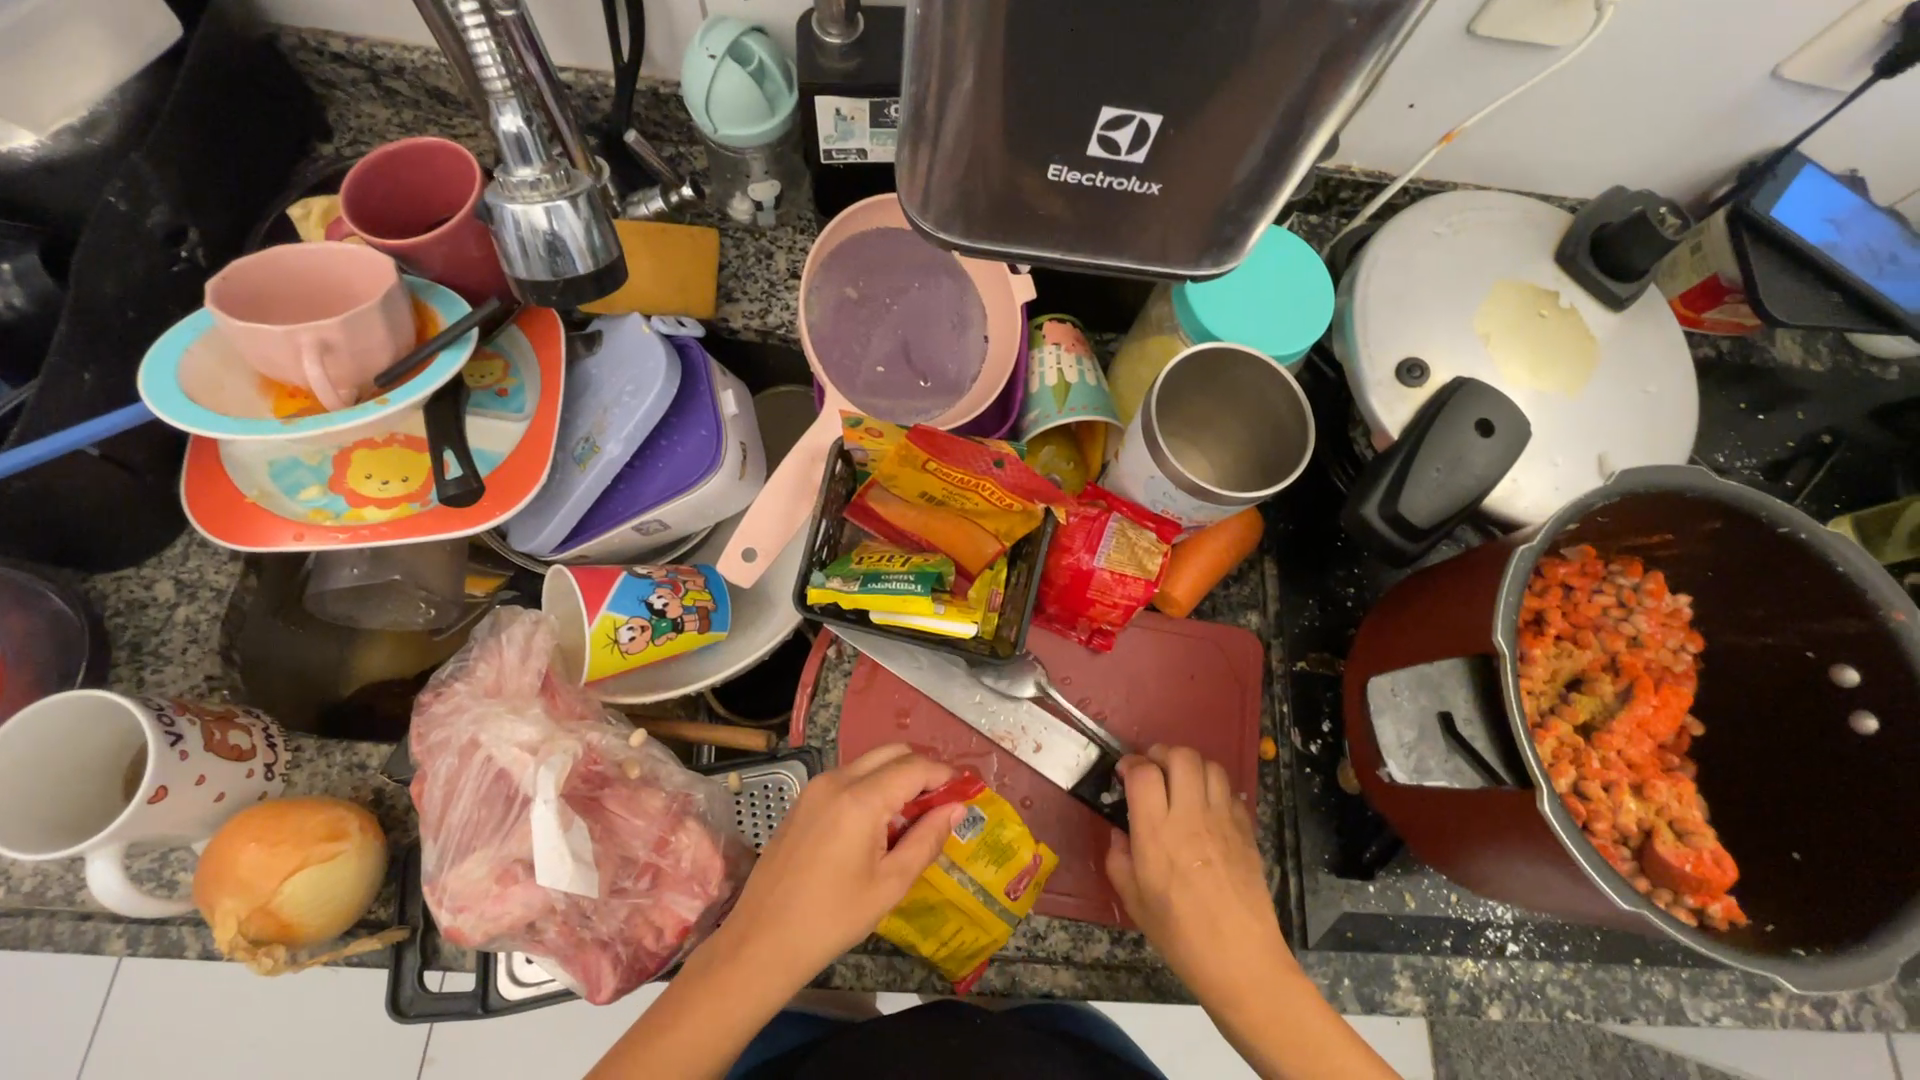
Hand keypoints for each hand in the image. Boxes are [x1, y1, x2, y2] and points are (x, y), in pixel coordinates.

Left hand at [714, 744, 962, 984]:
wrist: (762, 941)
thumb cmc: (832, 918)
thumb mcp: (890, 884)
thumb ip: (926, 840)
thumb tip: (956, 809)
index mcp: (860, 799)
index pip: (914, 767)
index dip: (945, 776)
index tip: (966, 793)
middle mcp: (836, 780)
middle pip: (891, 753)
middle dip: (921, 771)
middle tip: (942, 804)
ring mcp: (814, 788)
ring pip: (868, 764)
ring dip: (896, 778)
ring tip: (914, 819)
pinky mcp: (803, 802)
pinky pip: (848, 779)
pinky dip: (872, 787)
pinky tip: (879, 826)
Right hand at [1105, 745, 1294, 1002]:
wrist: (1240, 958)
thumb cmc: (1179, 934)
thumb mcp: (1134, 900)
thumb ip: (1119, 859)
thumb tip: (1119, 833)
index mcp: (1157, 832)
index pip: (1144, 772)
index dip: (1131, 763)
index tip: (1123, 772)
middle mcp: (1191, 816)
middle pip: (1181, 756)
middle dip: (1162, 754)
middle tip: (1152, 769)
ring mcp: (1224, 820)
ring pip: (1210, 766)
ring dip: (1191, 766)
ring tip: (1180, 783)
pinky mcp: (1247, 831)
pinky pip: (1231, 792)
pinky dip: (1216, 790)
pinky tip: (1207, 808)